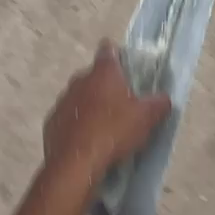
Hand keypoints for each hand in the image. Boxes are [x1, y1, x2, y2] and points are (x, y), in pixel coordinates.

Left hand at [42, 40, 171, 182]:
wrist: (75, 165)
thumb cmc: (114, 132)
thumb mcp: (146, 118)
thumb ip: (158, 103)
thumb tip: (164, 99)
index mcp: (103, 71)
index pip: (108, 49)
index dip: (117, 55)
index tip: (125, 68)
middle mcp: (80, 80)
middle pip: (94, 75)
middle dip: (105, 85)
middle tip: (120, 104)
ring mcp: (62, 101)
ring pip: (79, 97)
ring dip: (89, 106)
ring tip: (103, 127)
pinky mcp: (51, 124)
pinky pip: (67, 119)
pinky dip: (75, 125)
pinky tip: (86, 142)